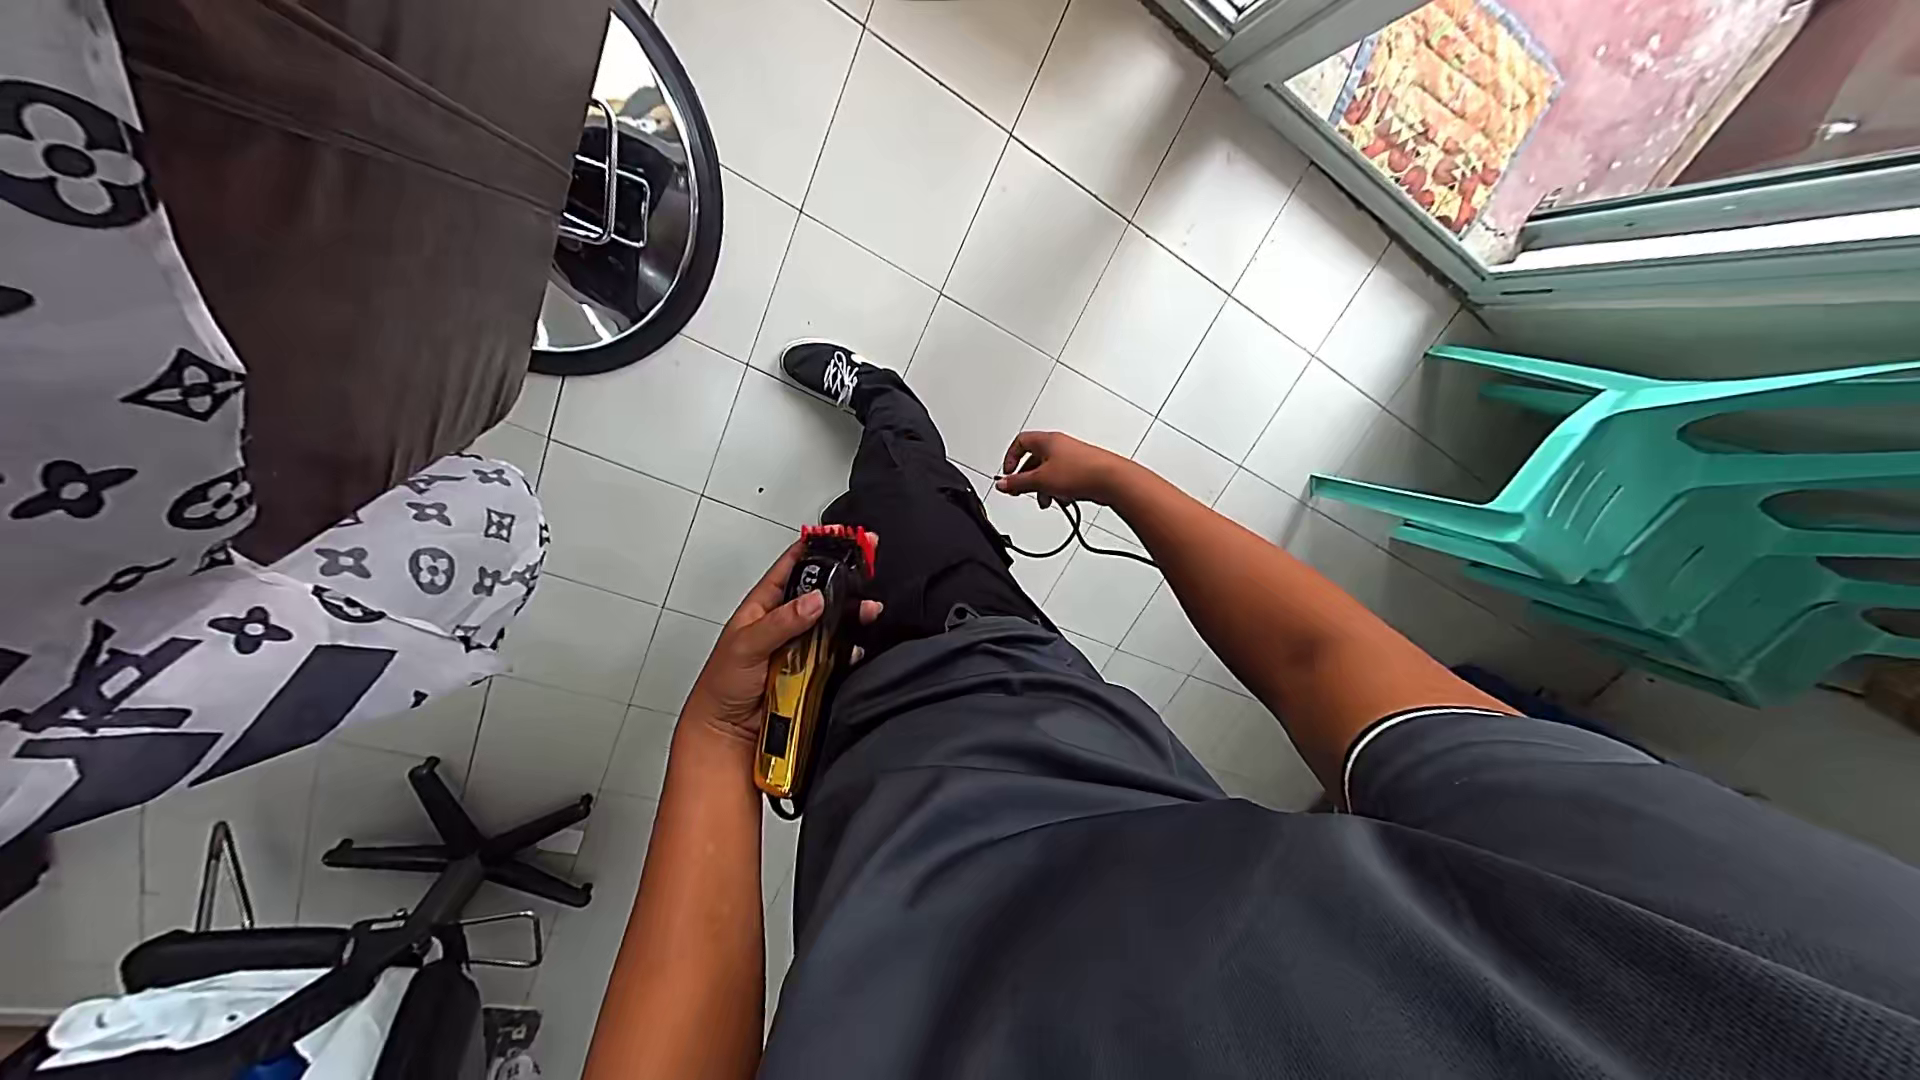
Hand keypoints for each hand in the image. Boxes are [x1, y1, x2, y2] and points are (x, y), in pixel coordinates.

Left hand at [685, 538, 882, 745]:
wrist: (728, 734)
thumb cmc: (721, 685)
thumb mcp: (746, 645)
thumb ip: (780, 621)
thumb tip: (813, 600)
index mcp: (765, 605)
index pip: (793, 565)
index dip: (814, 548)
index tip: (838, 536)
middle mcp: (787, 621)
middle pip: (821, 592)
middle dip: (844, 582)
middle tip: (865, 569)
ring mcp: (802, 645)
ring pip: (834, 622)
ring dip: (852, 616)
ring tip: (868, 610)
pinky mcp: (814, 669)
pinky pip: (839, 654)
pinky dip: (850, 650)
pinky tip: (856, 648)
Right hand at [996, 431, 1134, 508]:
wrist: (1112, 480)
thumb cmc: (1083, 471)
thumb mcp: (1041, 480)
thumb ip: (1018, 483)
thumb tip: (1002, 484)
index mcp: (1047, 440)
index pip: (1020, 442)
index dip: (1010, 458)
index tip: (1008, 474)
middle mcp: (1060, 445)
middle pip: (1034, 460)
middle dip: (1027, 478)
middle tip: (1022, 491)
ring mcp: (1073, 457)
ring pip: (1049, 472)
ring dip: (1043, 488)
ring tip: (1046, 500)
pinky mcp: (1083, 470)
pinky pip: (1063, 479)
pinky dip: (1058, 489)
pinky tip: (1063, 500)